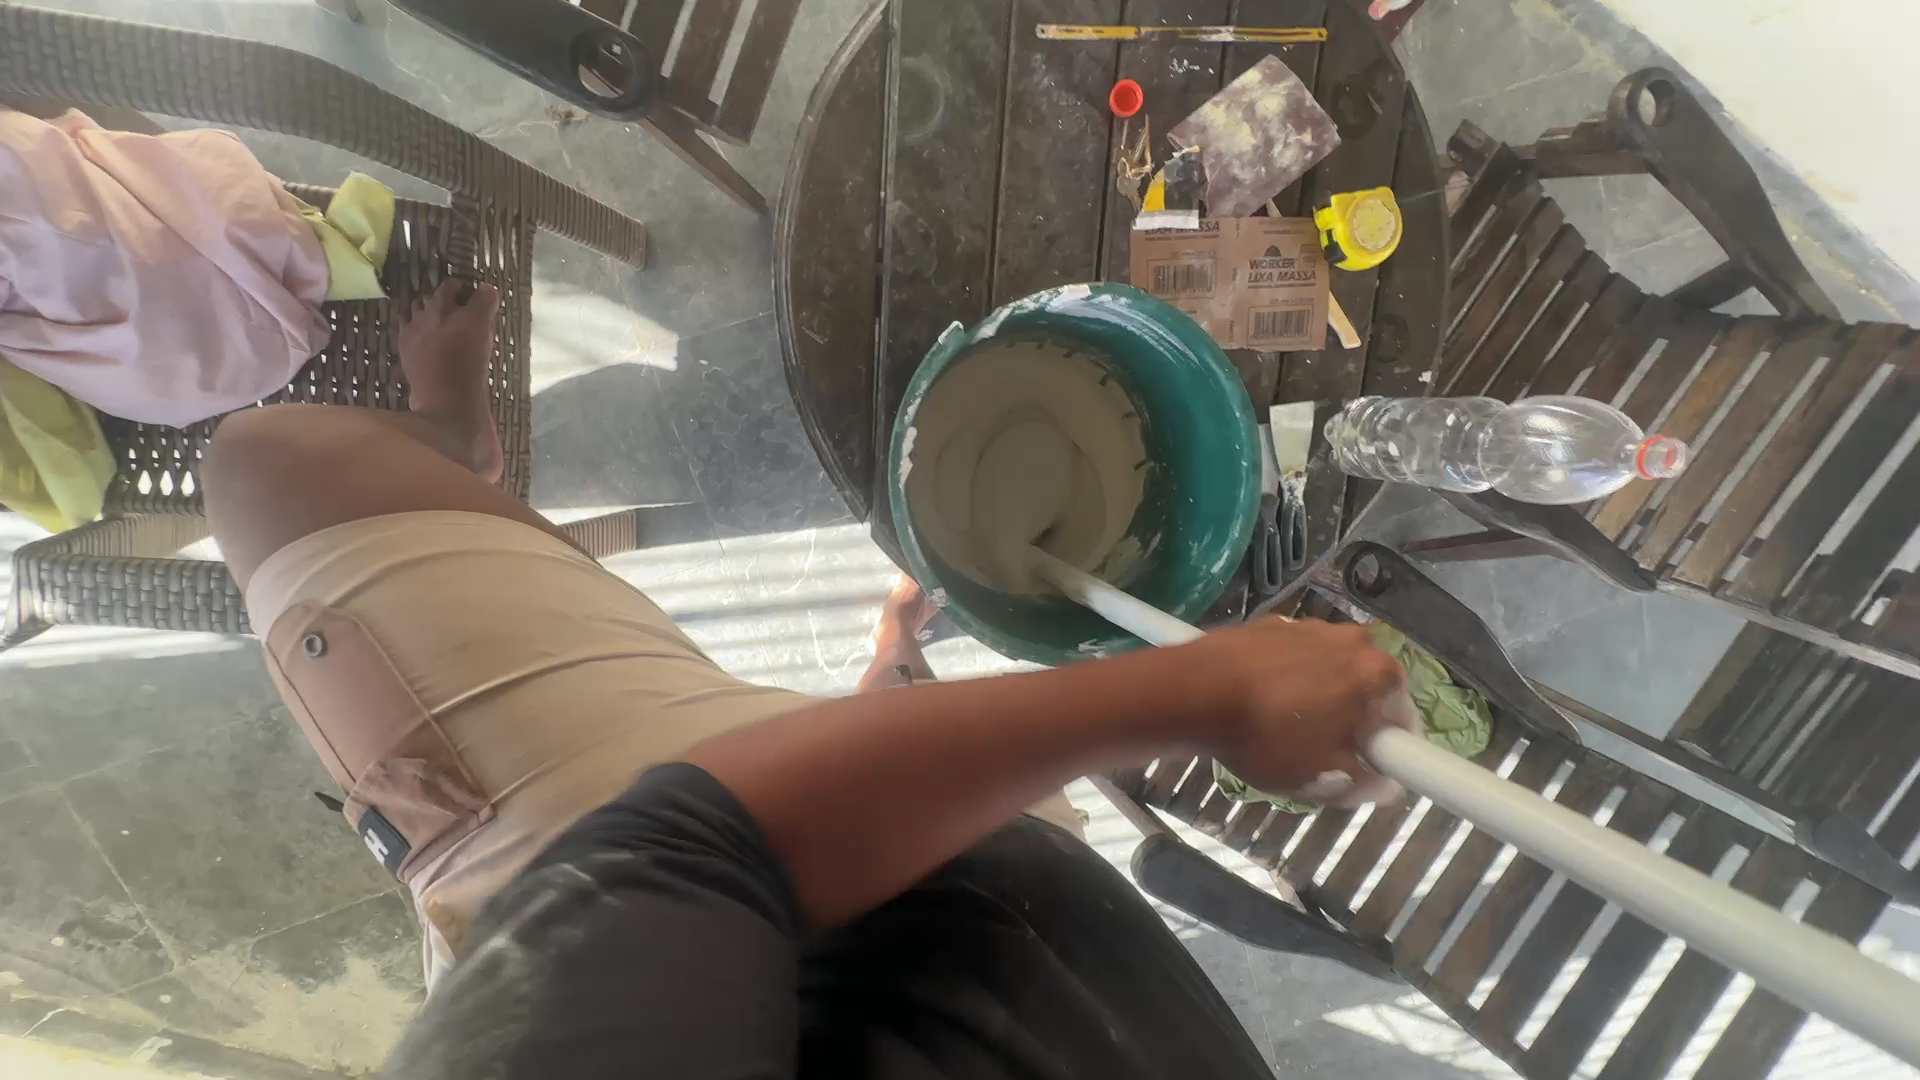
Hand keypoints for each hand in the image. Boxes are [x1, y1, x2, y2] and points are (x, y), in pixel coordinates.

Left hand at [1187, 618, 1418, 806]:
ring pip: (1325, 669)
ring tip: (1282, 723)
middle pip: (1364, 686)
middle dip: (1350, 716)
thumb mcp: (1321, 780)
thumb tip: (1384, 784)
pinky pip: (1289, 657)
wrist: (1194, 690)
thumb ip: (1364, 785)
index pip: (1402, 717)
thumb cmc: (1267, 737)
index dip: (1387, 747)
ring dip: (1315, 693)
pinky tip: (1258, 697)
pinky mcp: (1267, 624)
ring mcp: (1305, 626)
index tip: (1365, 765)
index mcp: (1377, 673)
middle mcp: (1349, 639)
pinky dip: (1283, 675)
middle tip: (1322, 749)